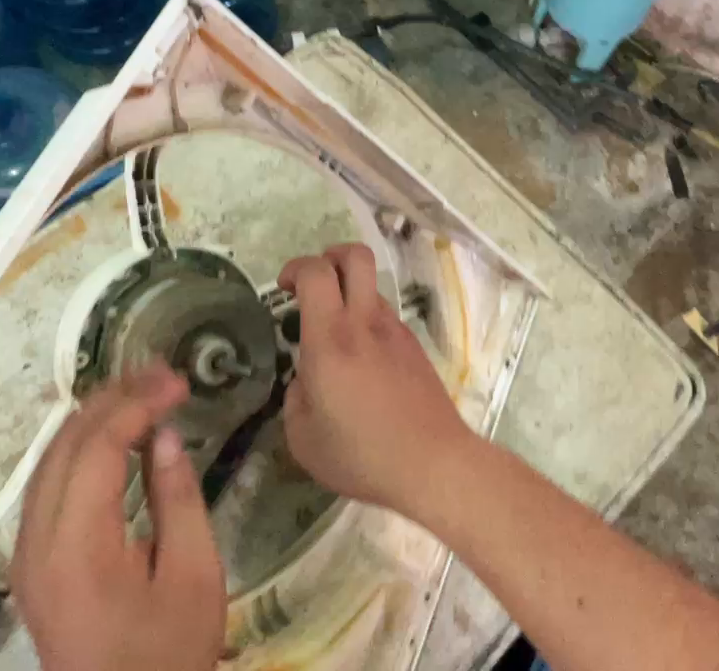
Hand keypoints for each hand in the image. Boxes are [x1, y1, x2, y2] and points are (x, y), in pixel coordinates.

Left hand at [11, 367, 224, 670]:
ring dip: (95, 417)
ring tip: (143, 390)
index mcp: (75, 548)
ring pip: (50, 458)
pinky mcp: (31, 562)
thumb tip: (164, 436)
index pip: (97, 448)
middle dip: (114, 398)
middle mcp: (35, 542)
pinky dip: (82, 447)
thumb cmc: (168, 653)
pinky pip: (49, 483)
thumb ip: (177, 498)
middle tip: (163, 374)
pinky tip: (115, 436)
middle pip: (65, 444)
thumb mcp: (192, 576)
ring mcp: (26, 553)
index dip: (137, 404)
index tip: (180, 382)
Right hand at [277, 244, 479, 517]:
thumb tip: (305, 380)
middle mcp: (365, 323)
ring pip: (372, 287)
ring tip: (336, 335)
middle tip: (313, 284)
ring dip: (350, 294)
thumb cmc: (362, 454)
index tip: (284, 288)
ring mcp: (396, 331)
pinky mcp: (414, 347)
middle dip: (330, 255)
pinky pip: (386, 318)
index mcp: (331, 339)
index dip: (296, 267)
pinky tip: (362, 363)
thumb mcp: (303, 438)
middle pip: (356, 256)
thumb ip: (295, 398)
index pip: (317, 272)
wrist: (434, 463)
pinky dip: (368, 323)